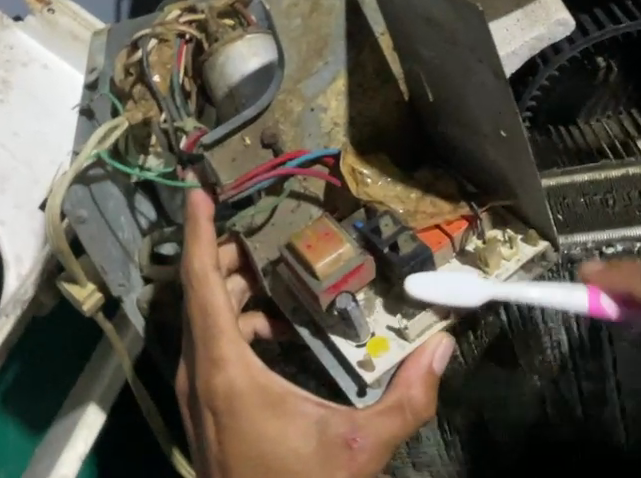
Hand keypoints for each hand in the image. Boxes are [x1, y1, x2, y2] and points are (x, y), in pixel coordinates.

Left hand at [175, 189, 453, 477]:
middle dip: (223, 252)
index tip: (197, 191)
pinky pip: (209, 343)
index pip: (201, 281)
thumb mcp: (360, 447)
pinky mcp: (205, 406)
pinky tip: (270, 327)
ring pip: (202, 318)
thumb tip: (443, 347)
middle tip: (256, 226)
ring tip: (266, 268)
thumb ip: (407, 398)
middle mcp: (200, 371)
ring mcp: (197, 391)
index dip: (198, 232)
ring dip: (228, 286)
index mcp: (224, 368)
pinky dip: (232, 320)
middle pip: (200, 292)